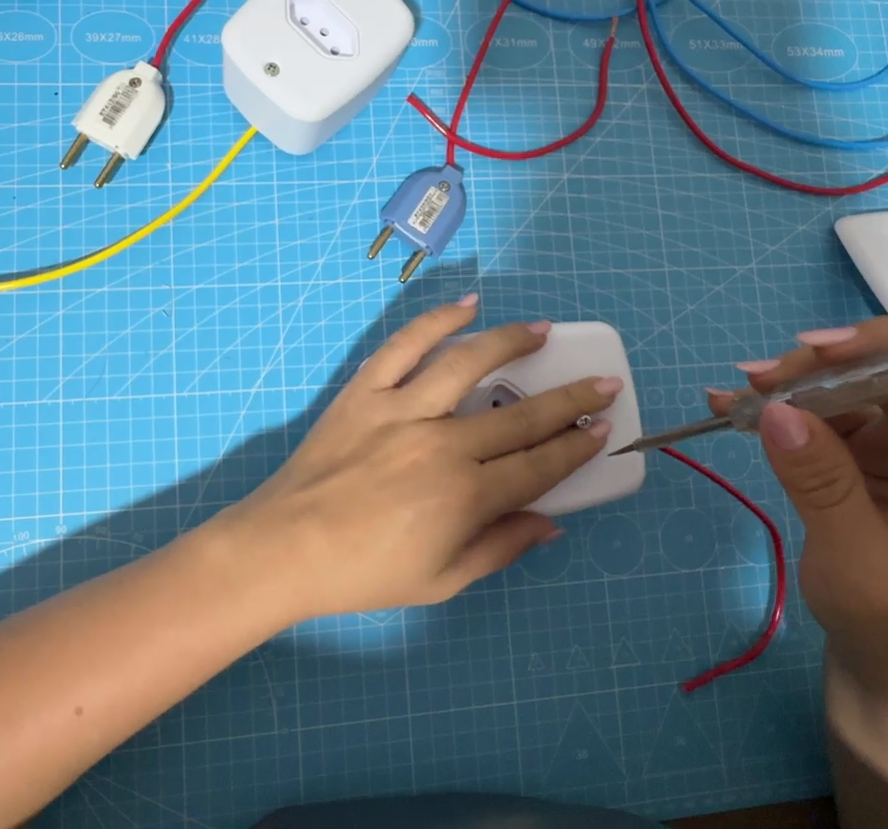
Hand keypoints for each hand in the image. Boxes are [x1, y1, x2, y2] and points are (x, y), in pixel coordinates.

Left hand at [208, 296, 621, 623]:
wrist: (285, 548)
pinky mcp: (365, 392)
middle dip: (568, 398)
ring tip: (542, 330)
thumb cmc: (365, 573)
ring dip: (511, 343)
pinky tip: (466, 307)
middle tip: (601, 381)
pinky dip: (436, 322)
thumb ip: (500, 548)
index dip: (576, 446)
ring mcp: (401, 410)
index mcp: (466, 496)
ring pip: (468, 364)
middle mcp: (443, 444)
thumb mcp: (442, 580)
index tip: (602, 427)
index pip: (538, 464)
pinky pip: (404, 347)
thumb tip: (551, 523)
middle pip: (519, 414)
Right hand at [712, 277, 887, 689]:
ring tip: (758, 378)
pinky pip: (846, 391)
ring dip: (826, 364)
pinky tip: (743, 395)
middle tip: (807, 353)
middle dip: (884, 348)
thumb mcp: (861, 577)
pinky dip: (796, 387)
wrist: (877, 645)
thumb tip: (778, 412)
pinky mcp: (884, 434)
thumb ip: (825, 494)